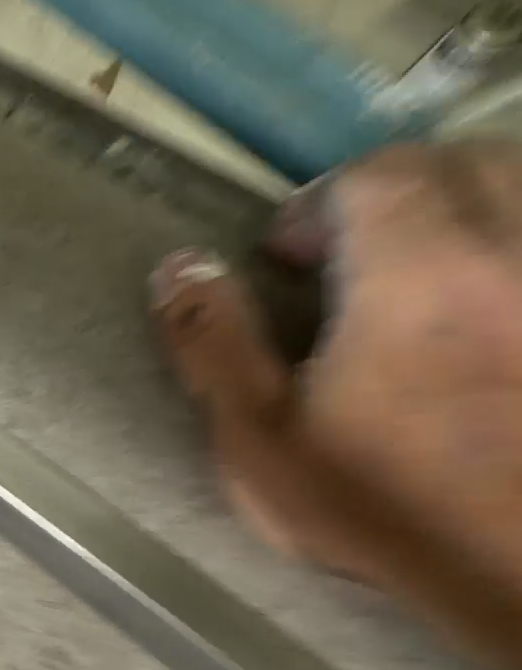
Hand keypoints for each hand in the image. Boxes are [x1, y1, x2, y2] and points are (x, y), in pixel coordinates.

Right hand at [148, 142, 521, 669]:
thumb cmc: (377, 506)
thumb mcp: (258, 436)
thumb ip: (213, 343)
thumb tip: (179, 266)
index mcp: (423, 281)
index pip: (379, 176)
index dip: (318, 203)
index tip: (286, 259)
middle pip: (468, 163)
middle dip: (395, 194)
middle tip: (349, 260)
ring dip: (463, 209)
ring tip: (417, 275)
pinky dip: (503, 246)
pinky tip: (478, 301)